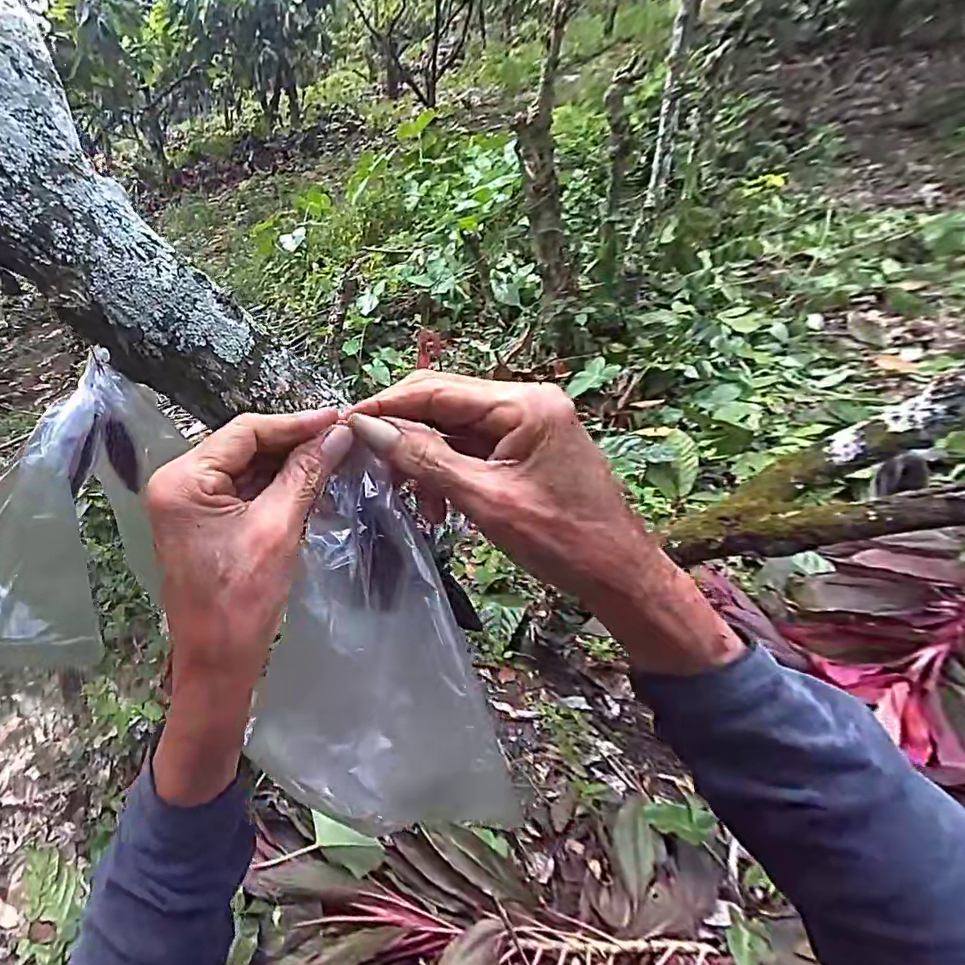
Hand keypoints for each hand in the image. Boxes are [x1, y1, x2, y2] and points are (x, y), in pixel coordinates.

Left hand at [143, 408, 353, 803]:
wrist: (217, 663)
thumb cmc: (242, 601)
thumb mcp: (278, 528)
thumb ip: (306, 473)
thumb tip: (339, 434)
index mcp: (183, 480)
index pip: (245, 432)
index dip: (295, 423)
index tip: (337, 419)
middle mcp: (177, 483)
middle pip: (243, 446)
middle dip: (293, 442)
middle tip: (340, 436)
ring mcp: (186, 503)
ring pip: (245, 467)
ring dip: (287, 463)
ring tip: (332, 455)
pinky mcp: (201, 521)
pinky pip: (241, 491)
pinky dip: (274, 485)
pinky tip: (308, 480)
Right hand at [348, 371, 739, 675]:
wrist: (617, 574)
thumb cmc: (560, 540)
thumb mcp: (484, 500)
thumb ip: (425, 459)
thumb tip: (370, 429)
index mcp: (524, 405)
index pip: (437, 390)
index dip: (387, 404)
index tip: (346, 421)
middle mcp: (524, 402)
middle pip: (442, 402)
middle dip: (402, 432)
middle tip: (367, 460)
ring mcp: (524, 423)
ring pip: (451, 428)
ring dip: (422, 459)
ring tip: (411, 500)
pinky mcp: (521, 446)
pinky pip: (468, 448)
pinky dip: (444, 471)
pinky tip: (435, 505)